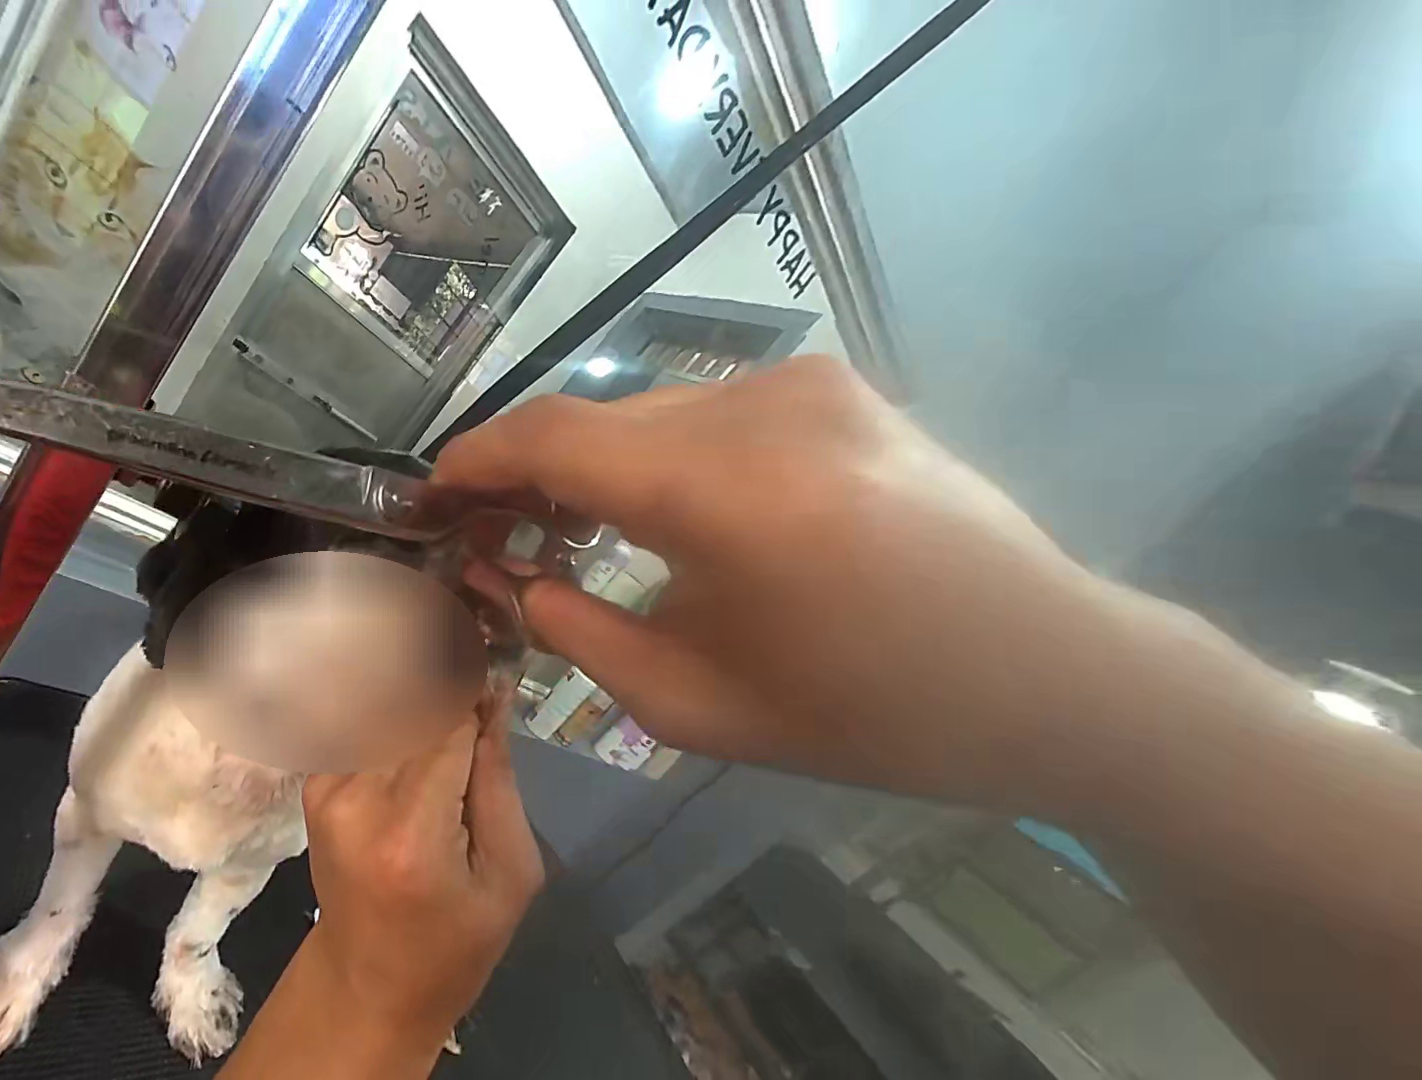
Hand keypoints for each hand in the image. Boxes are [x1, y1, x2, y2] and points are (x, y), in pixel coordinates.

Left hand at [302, 705, 542, 1042]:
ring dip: (420, 699)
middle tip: (476, 687)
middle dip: (448, 688)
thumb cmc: (455, 943)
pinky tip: (414, 730)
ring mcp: (326, 791)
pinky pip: (360, 726)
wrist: (369, 985)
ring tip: (448, 711)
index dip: (475, 692)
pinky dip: (392, 717)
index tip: (495, 678)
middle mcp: (357, 800)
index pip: (448, 723)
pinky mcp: (314, 788)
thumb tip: (494, 694)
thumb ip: (499, 778)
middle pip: (411, 706)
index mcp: (411, 832)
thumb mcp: (509, 873)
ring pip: (383, 707)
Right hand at [435, 356, 1191, 818]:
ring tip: (559, 528)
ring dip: (583, 466)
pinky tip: (645, 510)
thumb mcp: (688, 703)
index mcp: (725, 491)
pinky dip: (644, 457)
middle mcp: (758, 405)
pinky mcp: (826, 385)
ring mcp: (799, 382)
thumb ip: (570, 627)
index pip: (552, 438)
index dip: (474, 459)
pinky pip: (694, 414)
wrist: (1054, 676)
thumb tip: (497, 569)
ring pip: (638, 415)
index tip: (430, 492)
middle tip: (487, 529)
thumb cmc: (865, 714)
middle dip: (521, 471)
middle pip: (589, 420)